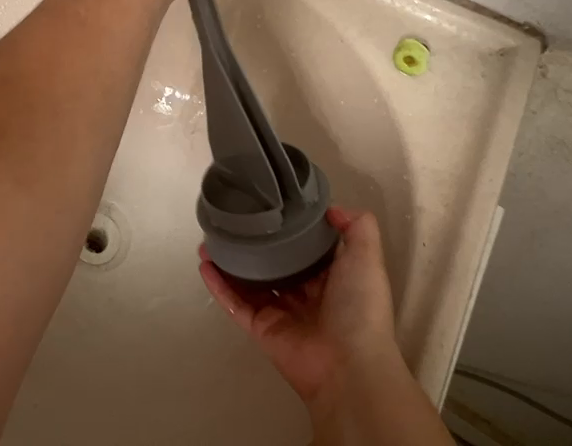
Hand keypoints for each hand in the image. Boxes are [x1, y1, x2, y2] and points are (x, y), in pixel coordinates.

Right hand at [198, 208, 398, 404]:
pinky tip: (204, 264)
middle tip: (233, 221)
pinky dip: (219, 285)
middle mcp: (305, 293)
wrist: (348, 366)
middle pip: (274, 263)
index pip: (305, 247)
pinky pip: (236, 303)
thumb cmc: (359, 306)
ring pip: (249, 281)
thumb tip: (331, 208)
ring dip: (230, 261)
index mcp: (330, 277)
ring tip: (210, 239)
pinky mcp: (261, 328)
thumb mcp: (368, 258)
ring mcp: (280, 311)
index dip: (289, 228)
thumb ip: (357, 227)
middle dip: (255, 245)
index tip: (269, 205)